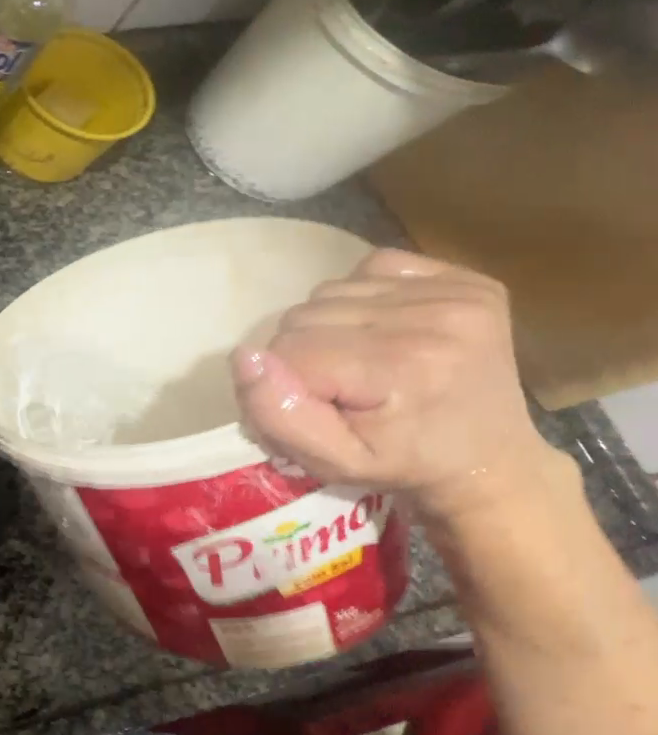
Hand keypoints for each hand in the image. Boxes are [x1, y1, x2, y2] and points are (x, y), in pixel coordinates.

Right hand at [231, 248, 565, 526]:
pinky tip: (384, 331)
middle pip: (305, 317)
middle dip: (302, 353)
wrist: (488, 461)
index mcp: (402, 367)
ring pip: (328, 292)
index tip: (317, 410)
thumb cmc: (401, 466)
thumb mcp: (330, 462)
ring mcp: (455, 294)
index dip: (285, 383)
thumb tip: (245, 356)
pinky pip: (371, 268)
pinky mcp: (467, 280)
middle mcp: (434, 318)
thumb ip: (280, 415)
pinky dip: (360, 298)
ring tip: (358, 361)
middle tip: (334, 388)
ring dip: (327, 327)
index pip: (288, 352)